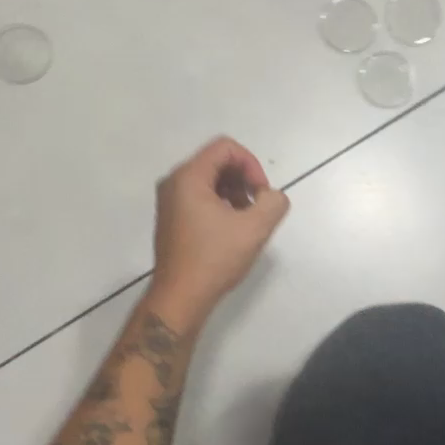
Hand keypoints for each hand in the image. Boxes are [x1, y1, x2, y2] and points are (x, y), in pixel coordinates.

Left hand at [147, 137, 289, 330]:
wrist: (181, 297)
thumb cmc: (214, 259)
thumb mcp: (254, 229)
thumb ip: (273, 203)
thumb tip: (272, 197)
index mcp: (188, 177)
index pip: (226, 148)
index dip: (252, 165)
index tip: (262, 194)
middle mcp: (174, 182)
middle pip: (217, 162)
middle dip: (244, 179)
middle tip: (258, 208)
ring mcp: (170, 201)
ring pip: (210, 181)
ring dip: (235, 194)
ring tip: (248, 221)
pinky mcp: (173, 219)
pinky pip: (201, 198)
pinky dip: (222, 205)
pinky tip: (233, 231)